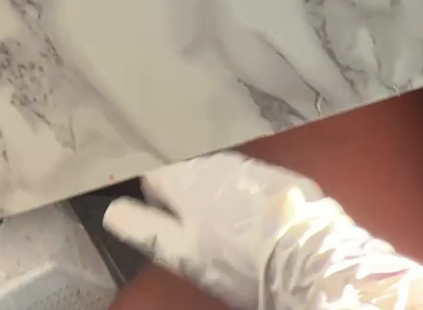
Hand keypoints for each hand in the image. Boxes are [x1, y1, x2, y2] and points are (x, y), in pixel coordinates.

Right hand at [103, 153, 422, 309]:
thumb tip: (108, 209)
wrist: (314, 261)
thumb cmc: (238, 260)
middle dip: (188, 195)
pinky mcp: (282, 177)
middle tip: (200, 231)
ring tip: (233, 230)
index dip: (153, 197)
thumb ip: (144, 228)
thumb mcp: (185, 254)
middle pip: (186, 171)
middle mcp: (211, 160)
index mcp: (182, 176)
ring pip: (220, 175)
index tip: (164, 220)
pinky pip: (252, 181)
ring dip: (219, 195)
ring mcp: (249, 165)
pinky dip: (249, 198)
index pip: (150, 172)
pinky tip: (262, 225)